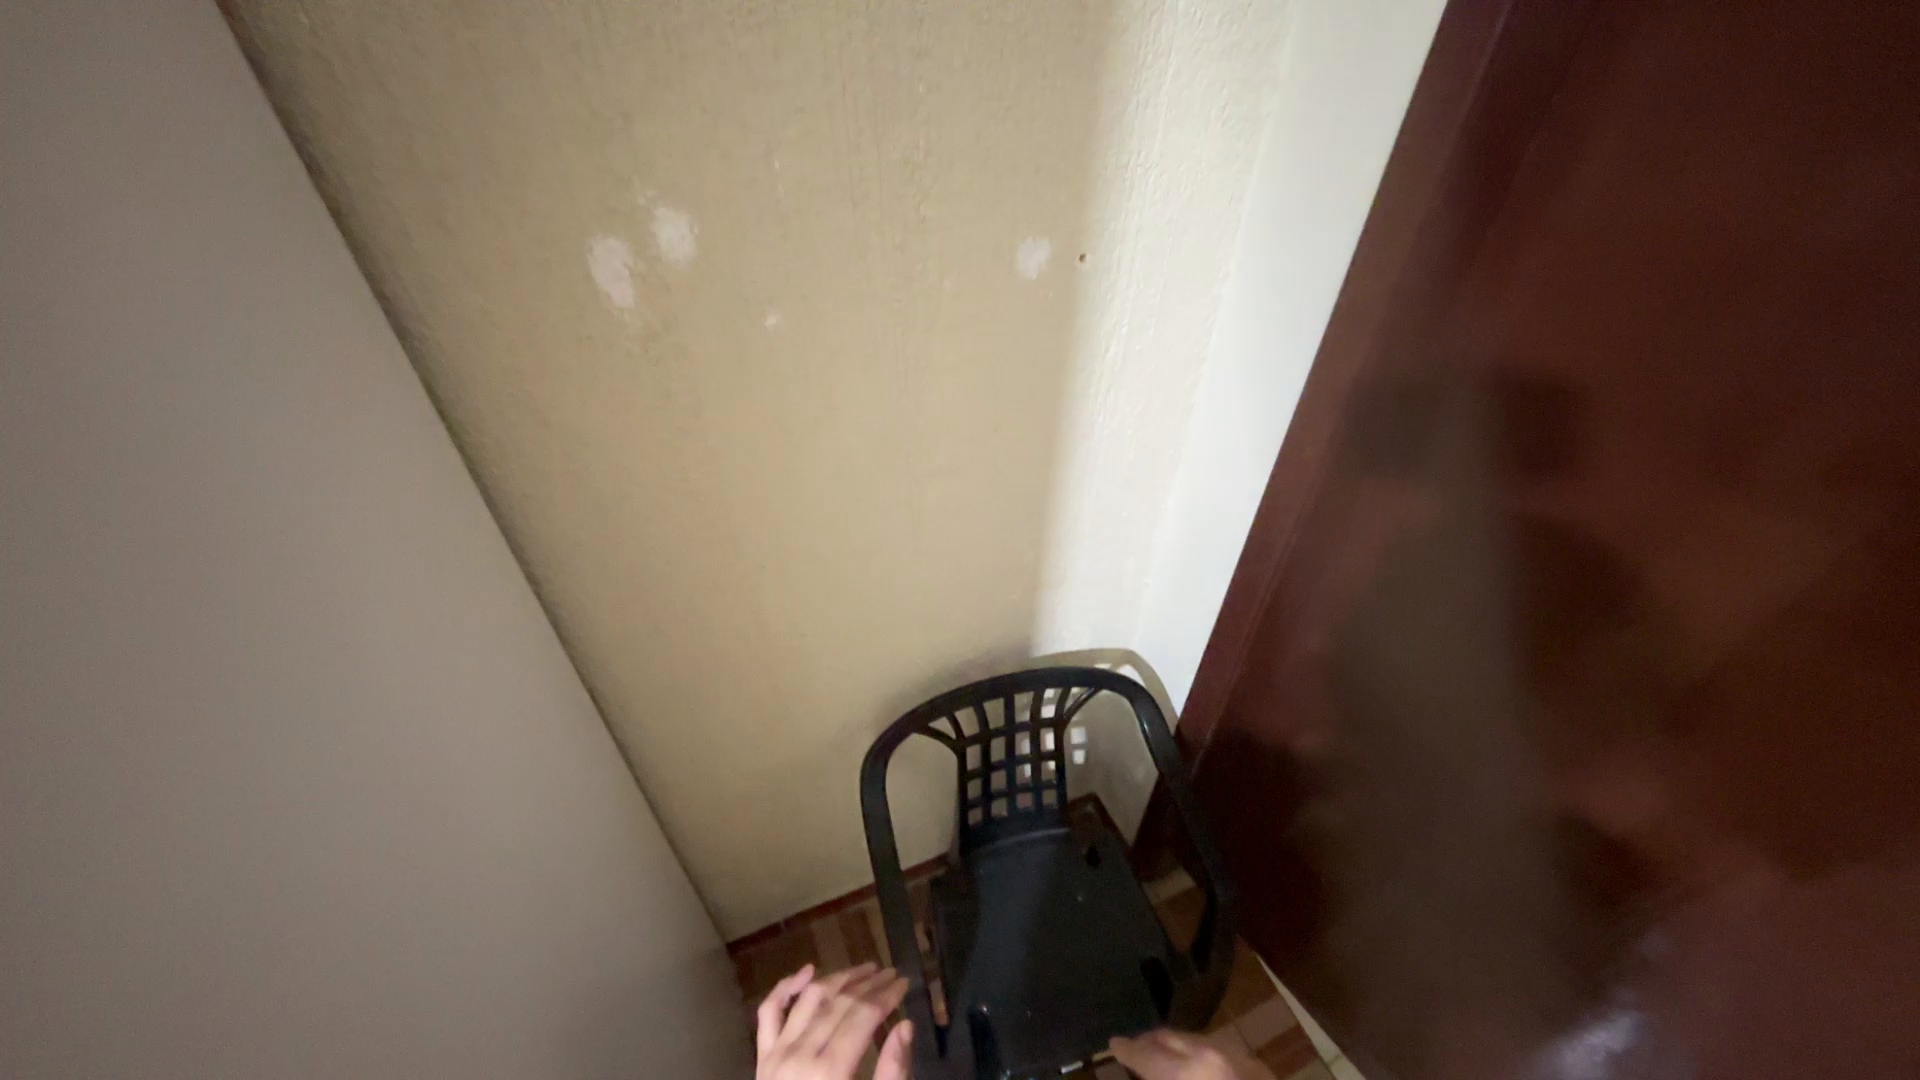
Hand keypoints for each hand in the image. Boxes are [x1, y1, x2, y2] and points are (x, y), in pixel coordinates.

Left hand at [756, 962, 913, 1079]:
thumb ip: (891, 1074)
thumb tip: (905, 1027)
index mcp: (830, 1073)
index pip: (864, 1016)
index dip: (887, 995)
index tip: (905, 982)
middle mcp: (800, 1056)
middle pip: (839, 1003)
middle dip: (868, 984)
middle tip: (890, 973)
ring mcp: (776, 1056)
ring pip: (809, 998)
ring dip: (837, 978)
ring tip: (862, 971)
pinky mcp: (761, 1061)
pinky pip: (769, 1013)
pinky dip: (786, 988)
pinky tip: (807, 972)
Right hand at [1109, 1029, 1244, 1079]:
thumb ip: (1157, 1078)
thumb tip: (1146, 1072)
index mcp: (1185, 1074)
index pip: (1144, 1053)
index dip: (1126, 1050)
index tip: (1115, 1044)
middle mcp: (1208, 1055)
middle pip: (1168, 1037)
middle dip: (1149, 1043)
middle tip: (1136, 1051)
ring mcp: (1238, 1057)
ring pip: (1196, 1041)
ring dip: (1177, 1050)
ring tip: (1168, 1063)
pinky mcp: (1260, 1068)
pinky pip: (1222, 1053)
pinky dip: (1204, 1059)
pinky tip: (1203, 1073)